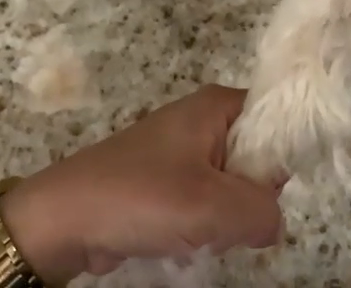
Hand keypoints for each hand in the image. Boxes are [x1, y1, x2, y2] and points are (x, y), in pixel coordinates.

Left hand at [0, 85, 285, 281]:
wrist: (66, 218)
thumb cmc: (141, 197)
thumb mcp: (212, 206)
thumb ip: (262, 212)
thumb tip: (275, 221)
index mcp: (217, 105)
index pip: (277, 120)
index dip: (284, 157)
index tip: (271, 194)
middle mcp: (203, 119)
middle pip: (256, 159)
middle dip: (250, 197)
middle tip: (229, 218)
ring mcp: (183, 150)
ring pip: (231, 187)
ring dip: (225, 219)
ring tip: (202, 233)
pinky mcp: (166, 182)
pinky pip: (205, 204)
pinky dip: (202, 227)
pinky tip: (185, 244)